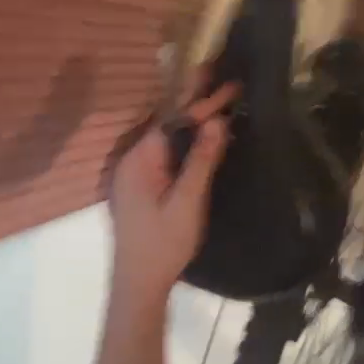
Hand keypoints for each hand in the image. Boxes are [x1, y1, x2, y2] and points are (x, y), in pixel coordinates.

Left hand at [105, 83, 236, 301]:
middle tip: (220, 75)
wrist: (138, 289)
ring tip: (215, 93)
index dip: (203, 102)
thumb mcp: (187, 202)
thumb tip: (218, 120)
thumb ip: (202, 160)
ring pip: (167, 135)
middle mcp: (133, 160)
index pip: (173, 120)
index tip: (230, 86)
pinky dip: (184, 136)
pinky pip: (165, 149)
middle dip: (195, 100)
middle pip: (168, 122)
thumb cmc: (163, 246)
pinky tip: (202, 130)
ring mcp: (135, 172)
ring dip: (191, 116)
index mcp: (139, 160)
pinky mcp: (142, 185)